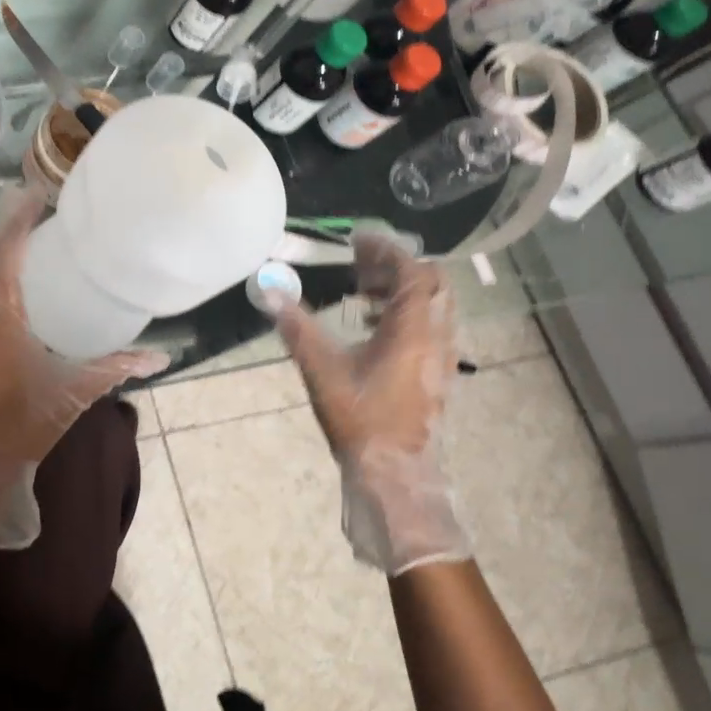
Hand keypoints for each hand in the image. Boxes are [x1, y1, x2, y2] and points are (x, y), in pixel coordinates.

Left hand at [0, 190, 168, 549]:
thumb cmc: (26, 425)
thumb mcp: (74, 393)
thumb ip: (116, 368)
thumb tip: (162, 356)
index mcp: (1, 322)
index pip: (5, 259)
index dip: (18, 225)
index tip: (36, 196)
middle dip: (10, 229)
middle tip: (40, 204)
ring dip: (1, 251)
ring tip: (32, 230)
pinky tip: (18, 274)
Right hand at [268, 228, 470, 574]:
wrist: (394, 472)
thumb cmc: (360, 418)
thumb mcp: (321, 368)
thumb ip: (296, 325)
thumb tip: (268, 289)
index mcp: (413, 330)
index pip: (411, 271)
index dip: (385, 249)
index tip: (357, 238)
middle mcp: (437, 337)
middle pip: (431, 283)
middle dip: (395, 265)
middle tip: (358, 263)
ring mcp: (442, 356)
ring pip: (433, 305)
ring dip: (401, 288)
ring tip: (361, 290)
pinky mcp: (437, 373)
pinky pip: (430, 325)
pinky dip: (405, 312)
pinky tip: (371, 326)